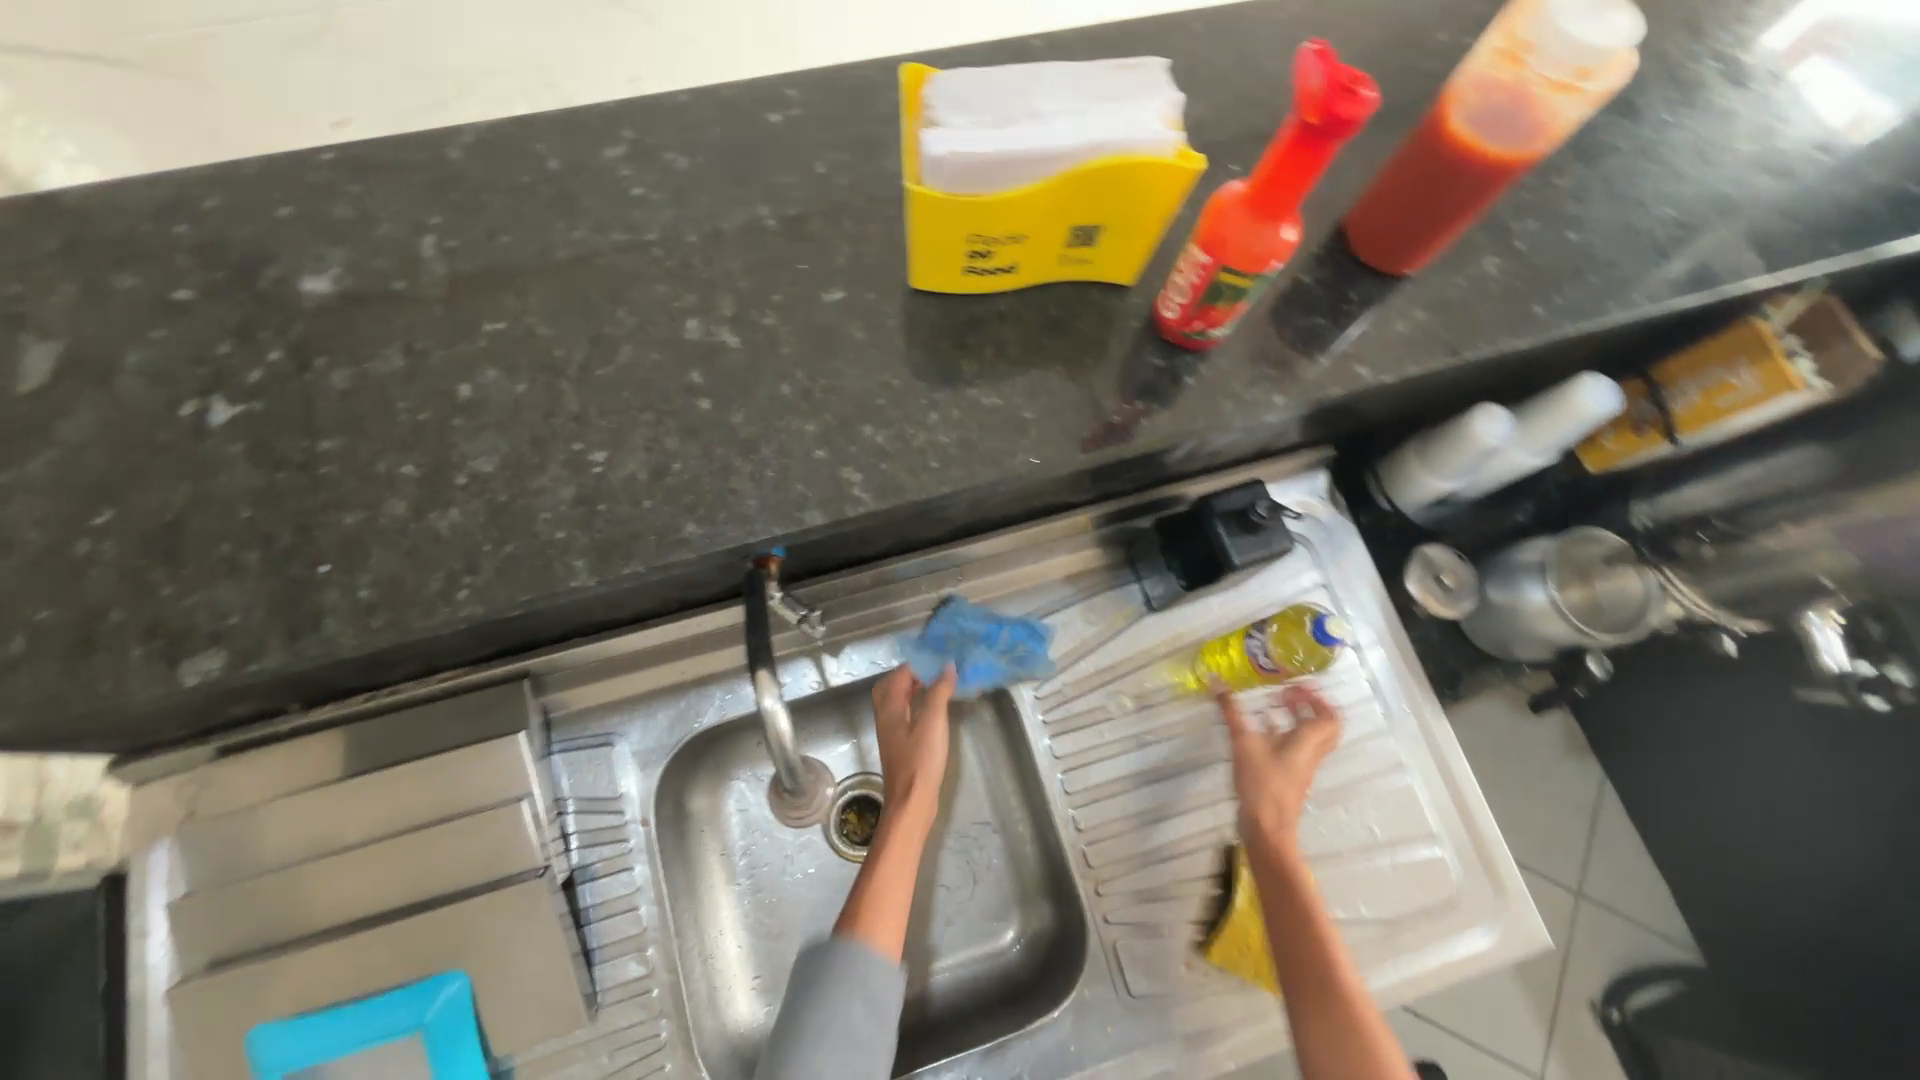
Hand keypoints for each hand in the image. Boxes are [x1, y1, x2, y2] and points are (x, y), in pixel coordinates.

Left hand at [871, 664, 957, 829]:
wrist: (912, 801)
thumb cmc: (921, 760)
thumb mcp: (933, 722)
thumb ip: (939, 692)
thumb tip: (946, 666)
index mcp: (890, 707)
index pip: (899, 675)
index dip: (917, 664)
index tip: (938, 659)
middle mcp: (885, 717)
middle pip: (890, 687)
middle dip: (909, 676)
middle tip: (932, 673)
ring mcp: (891, 733)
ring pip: (895, 702)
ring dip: (912, 691)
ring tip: (935, 687)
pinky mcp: (899, 745)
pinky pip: (903, 716)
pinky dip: (915, 707)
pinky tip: (932, 713)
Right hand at [1216, 681, 1342, 853]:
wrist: (1267, 826)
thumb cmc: (1262, 781)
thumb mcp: (1243, 741)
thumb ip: (1231, 711)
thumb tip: (1215, 680)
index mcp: (1308, 739)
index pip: (1330, 715)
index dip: (1318, 698)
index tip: (1295, 686)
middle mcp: (1311, 751)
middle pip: (1324, 726)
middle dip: (1308, 707)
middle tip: (1286, 695)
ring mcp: (1302, 766)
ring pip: (1309, 738)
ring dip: (1295, 720)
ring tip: (1271, 707)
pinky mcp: (1290, 776)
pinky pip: (1295, 749)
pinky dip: (1282, 735)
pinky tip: (1258, 731)